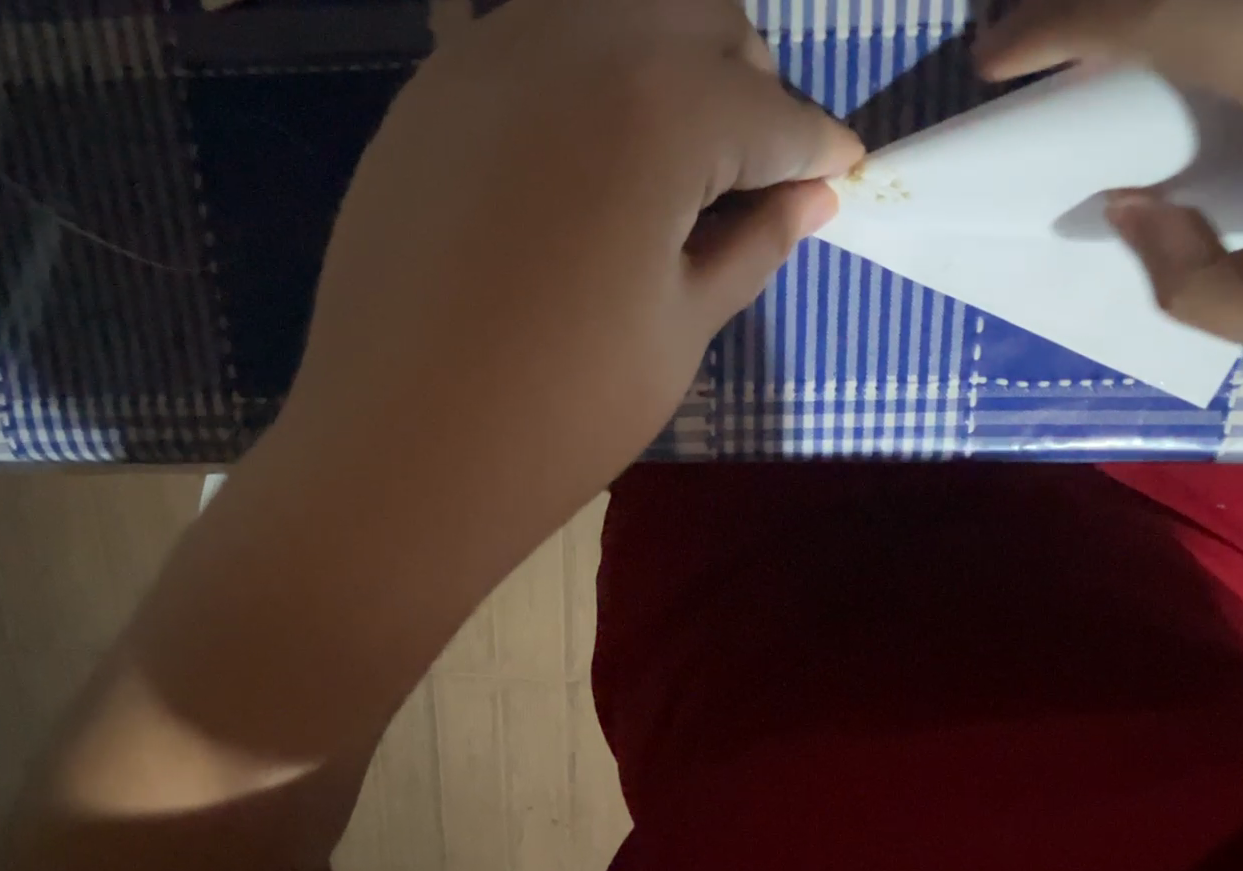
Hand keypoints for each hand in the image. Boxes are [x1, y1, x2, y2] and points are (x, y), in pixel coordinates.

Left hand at [290, 0, 861, 494]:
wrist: (401, 453)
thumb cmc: (563, 412)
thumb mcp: (681, 330)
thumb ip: (754, 244)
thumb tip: (814, 197)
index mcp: (656, 112)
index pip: (770, 112)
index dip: (817, 148)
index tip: (841, 172)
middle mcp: (571, 44)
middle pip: (697, 18)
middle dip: (746, 83)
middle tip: (751, 171)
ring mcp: (484, 59)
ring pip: (610, 8)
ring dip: (664, 64)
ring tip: (670, 163)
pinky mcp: (429, 96)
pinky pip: (532, 46)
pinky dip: (584, 80)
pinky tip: (585, 165)